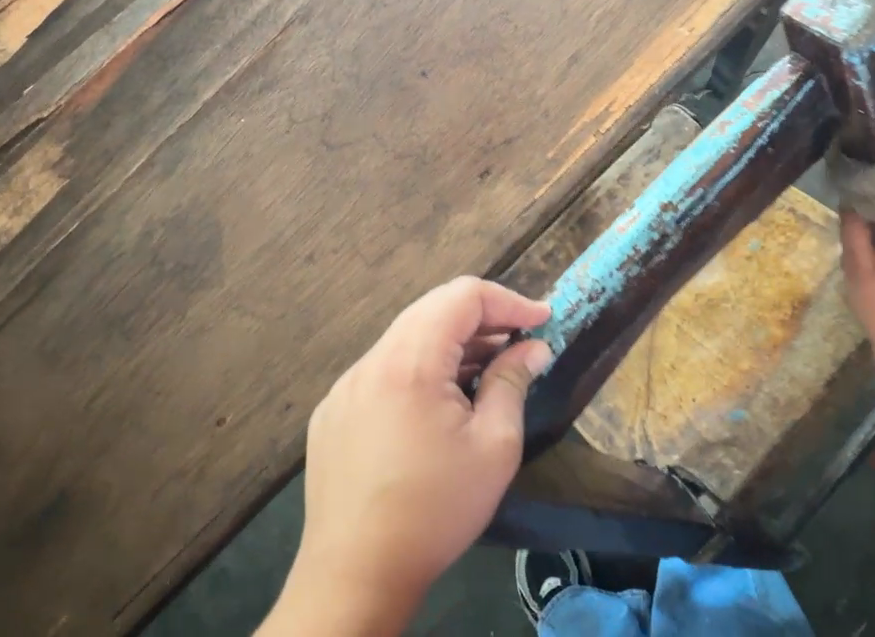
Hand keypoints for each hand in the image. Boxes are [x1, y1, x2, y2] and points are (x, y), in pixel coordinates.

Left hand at [269, 276, 551, 632]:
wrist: (354, 578)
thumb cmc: (435, 509)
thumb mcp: (494, 445)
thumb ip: (512, 382)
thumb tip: (533, 348)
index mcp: (408, 364)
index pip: (462, 296)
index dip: (508, 301)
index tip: (542, 323)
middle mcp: (369, 364)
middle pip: (432, 310)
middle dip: (483, 318)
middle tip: (521, 343)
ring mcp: (345, 389)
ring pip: (406, 339)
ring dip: (452, 344)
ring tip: (488, 373)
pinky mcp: (333, 415)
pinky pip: (385, 370)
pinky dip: (422, 368)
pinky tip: (442, 405)